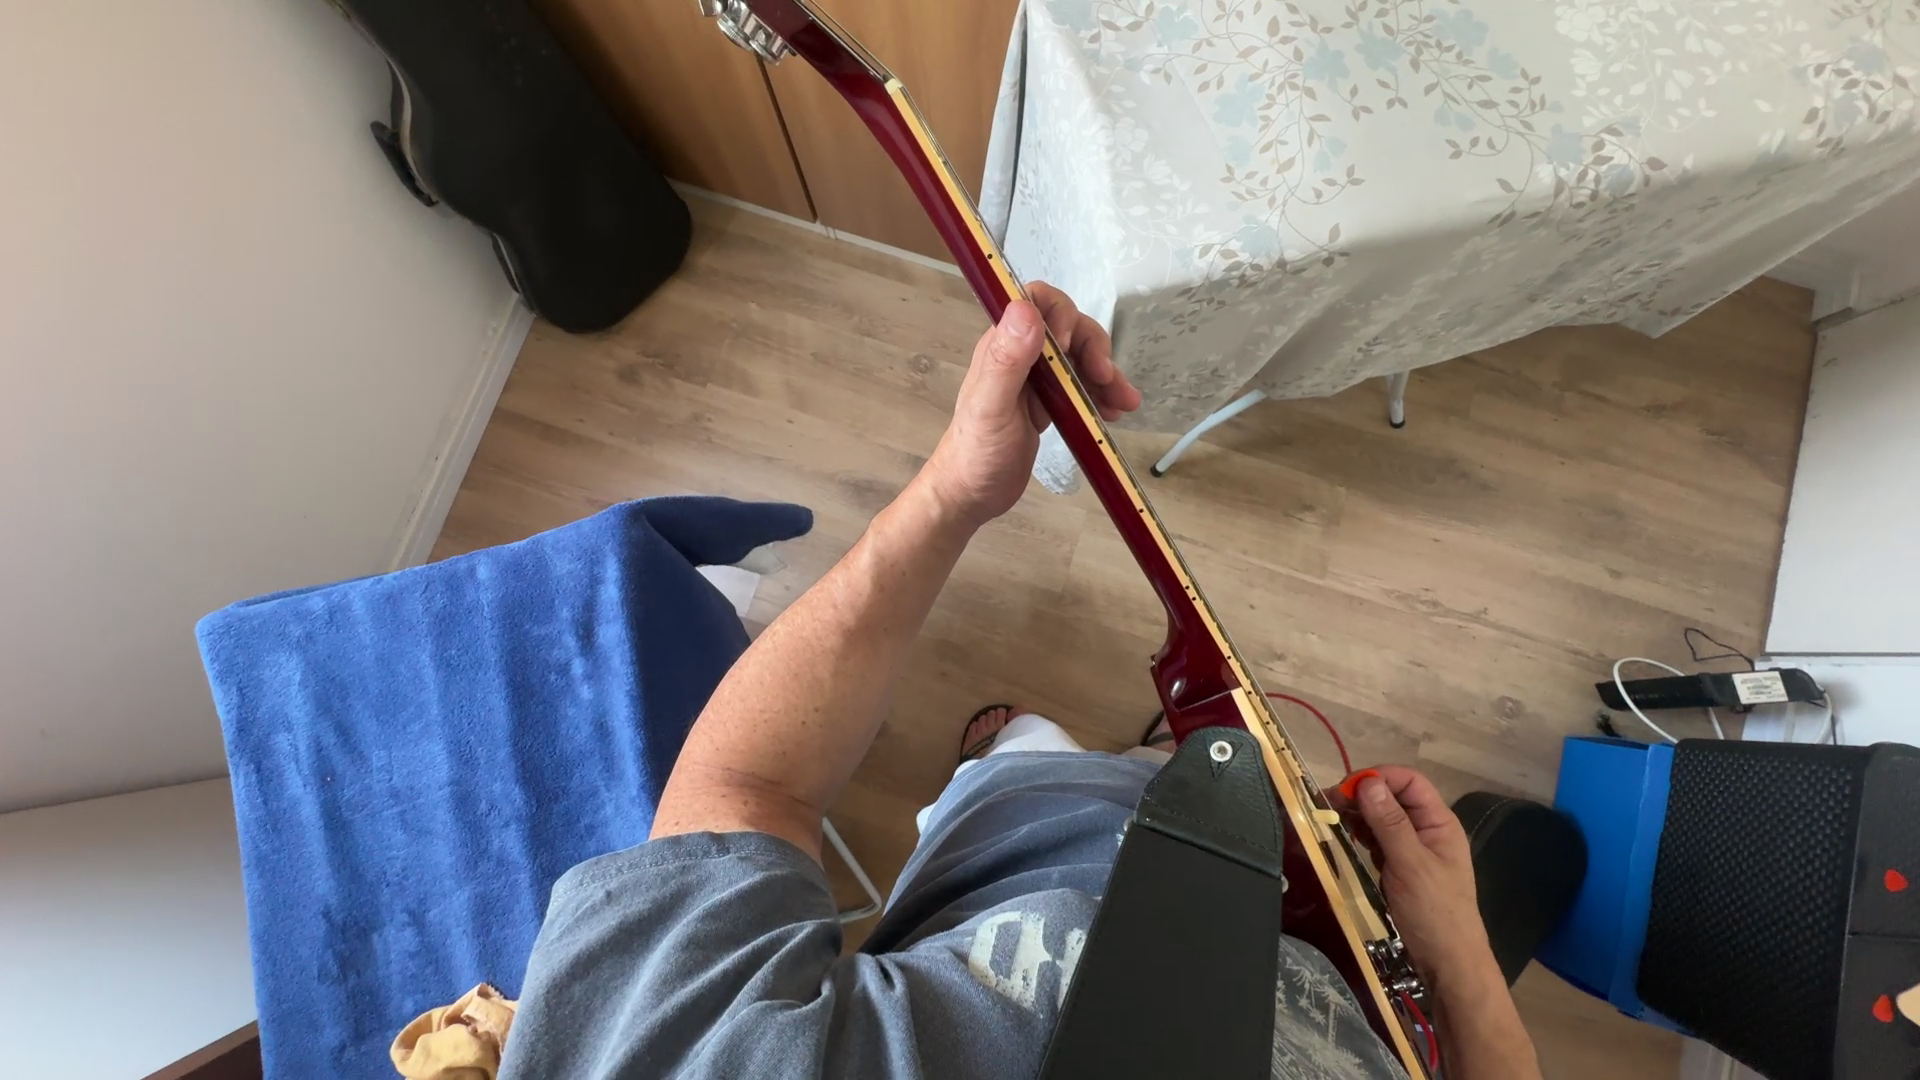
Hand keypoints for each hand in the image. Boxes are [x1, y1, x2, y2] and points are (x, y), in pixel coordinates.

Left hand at [917, 282, 1140, 527]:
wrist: (971, 495)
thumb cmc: (975, 454)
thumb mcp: (991, 408)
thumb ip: (1006, 360)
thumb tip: (1026, 309)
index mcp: (1001, 346)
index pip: (1036, 300)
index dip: (1061, 314)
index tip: (1070, 349)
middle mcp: (1019, 354)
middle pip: (1068, 327)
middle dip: (1094, 347)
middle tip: (1104, 378)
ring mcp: (1035, 380)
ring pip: (1079, 357)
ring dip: (1106, 373)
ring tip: (1124, 401)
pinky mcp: (1047, 403)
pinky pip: (1081, 385)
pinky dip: (1102, 394)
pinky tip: (1115, 411)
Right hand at [1327, 766, 1492, 986]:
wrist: (1447, 964)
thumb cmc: (1435, 912)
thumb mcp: (1410, 865)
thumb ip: (1390, 822)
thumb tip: (1367, 782)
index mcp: (1438, 823)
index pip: (1409, 781)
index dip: (1378, 777)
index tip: (1347, 790)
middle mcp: (1425, 829)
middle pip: (1391, 795)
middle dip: (1360, 794)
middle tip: (1328, 804)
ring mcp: (1411, 847)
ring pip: (1379, 815)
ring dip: (1356, 813)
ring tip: (1332, 820)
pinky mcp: (1398, 863)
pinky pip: (1375, 836)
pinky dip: (1358, 832)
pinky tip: (1346, 838)